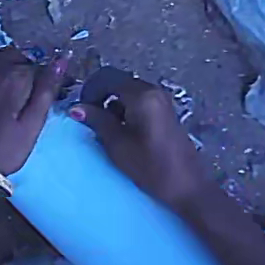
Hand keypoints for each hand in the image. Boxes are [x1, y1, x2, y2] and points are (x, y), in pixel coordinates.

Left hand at [0, 45, 69, 175]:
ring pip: (1, 53)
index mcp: (17, 79)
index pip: (40, 65)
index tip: (52, 88)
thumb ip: (48, 88)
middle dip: (32, 68)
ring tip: (18, 80)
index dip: (49, 75)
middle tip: (35, 89)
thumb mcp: (34, 122)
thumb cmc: (7, 148)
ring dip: (13, 60)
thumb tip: (61, 60)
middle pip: (21, 57)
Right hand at [71, 78, 212, 210]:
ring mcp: (161, 100)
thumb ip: (97, 121)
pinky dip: (125, 110)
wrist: (188, 187)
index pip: (107, 77)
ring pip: (127, 92)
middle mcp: (153, 90)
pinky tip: (122, 132)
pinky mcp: (164, 111)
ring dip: (112, 104)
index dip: (89, 90)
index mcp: (142, 95)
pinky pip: (138, 101)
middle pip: (118, 81)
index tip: (80, 111)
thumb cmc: (151, 167)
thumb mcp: (118, 145)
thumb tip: (76, 108)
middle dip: (99, 97)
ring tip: (105, 130)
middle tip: (89, 120)